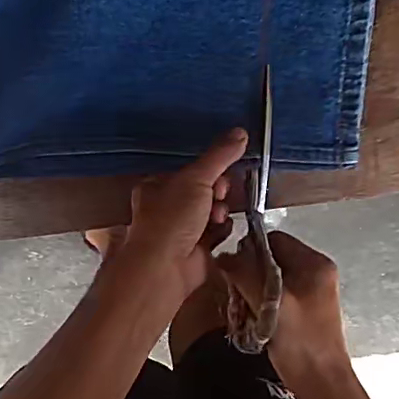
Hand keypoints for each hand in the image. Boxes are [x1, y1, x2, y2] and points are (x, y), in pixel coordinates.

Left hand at [105, 128, 247, 300]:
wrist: (165, 267)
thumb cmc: (171, 218)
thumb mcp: (196, 179)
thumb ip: (219, 156)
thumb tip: (240, 132)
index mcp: (158, 186)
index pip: (190, 171)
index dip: (208, 170)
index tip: (220, 173)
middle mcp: (167, 207)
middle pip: (203, 191)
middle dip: (217, 191)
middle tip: (220, 194)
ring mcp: (181, 229)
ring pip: (212, 211)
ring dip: (220, 211)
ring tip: (217, 216)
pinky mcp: (196, 249)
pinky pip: (216, 233)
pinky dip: (222, 230)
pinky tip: (221, 230)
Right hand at [220, 230, 351, 392]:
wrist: (322, 384)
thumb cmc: (301, 341)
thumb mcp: (269, 302)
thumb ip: (245, 274)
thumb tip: (223, 256)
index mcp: (314, 263)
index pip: (273, 239)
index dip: (250, 251)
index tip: (234, 271)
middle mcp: (314, 271)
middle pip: (269, 258)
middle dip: (249, 275)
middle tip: (239, 297)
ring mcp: (309, 291)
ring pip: (267, 278)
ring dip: (251, 293)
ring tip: (245, 312)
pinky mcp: (301, 309)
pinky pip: (272, 295)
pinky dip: (259, 305)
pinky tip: (254, 322)